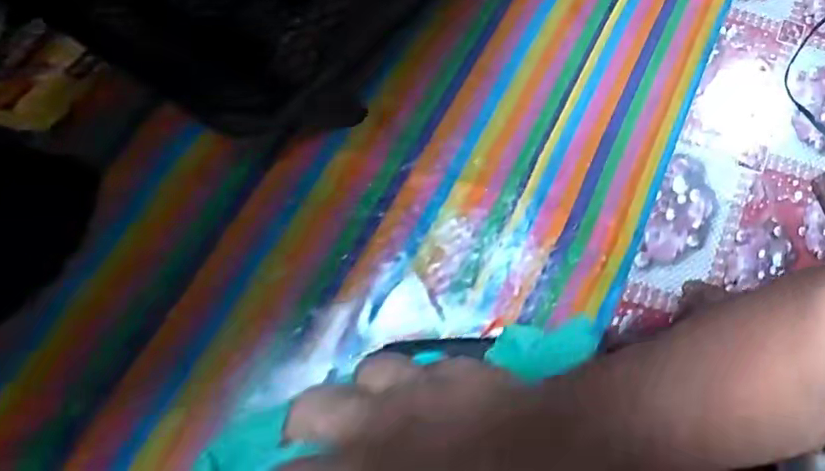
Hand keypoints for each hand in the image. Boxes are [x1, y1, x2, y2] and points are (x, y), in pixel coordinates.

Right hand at [283, 352, 524, 469]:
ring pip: (368, 368)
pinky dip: (421, 380)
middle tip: (321, 447)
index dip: (286, 470)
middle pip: (307, 408)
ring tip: (377, 408)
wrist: (538, 454)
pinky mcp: (460, 365)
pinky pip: (426, 364)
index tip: (295, 469)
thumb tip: (355, 462)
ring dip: (367, 390)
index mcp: (353, 469)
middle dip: (306, 427)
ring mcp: (419, 385)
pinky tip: (430, 394)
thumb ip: (364, 469)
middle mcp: (371, 422)